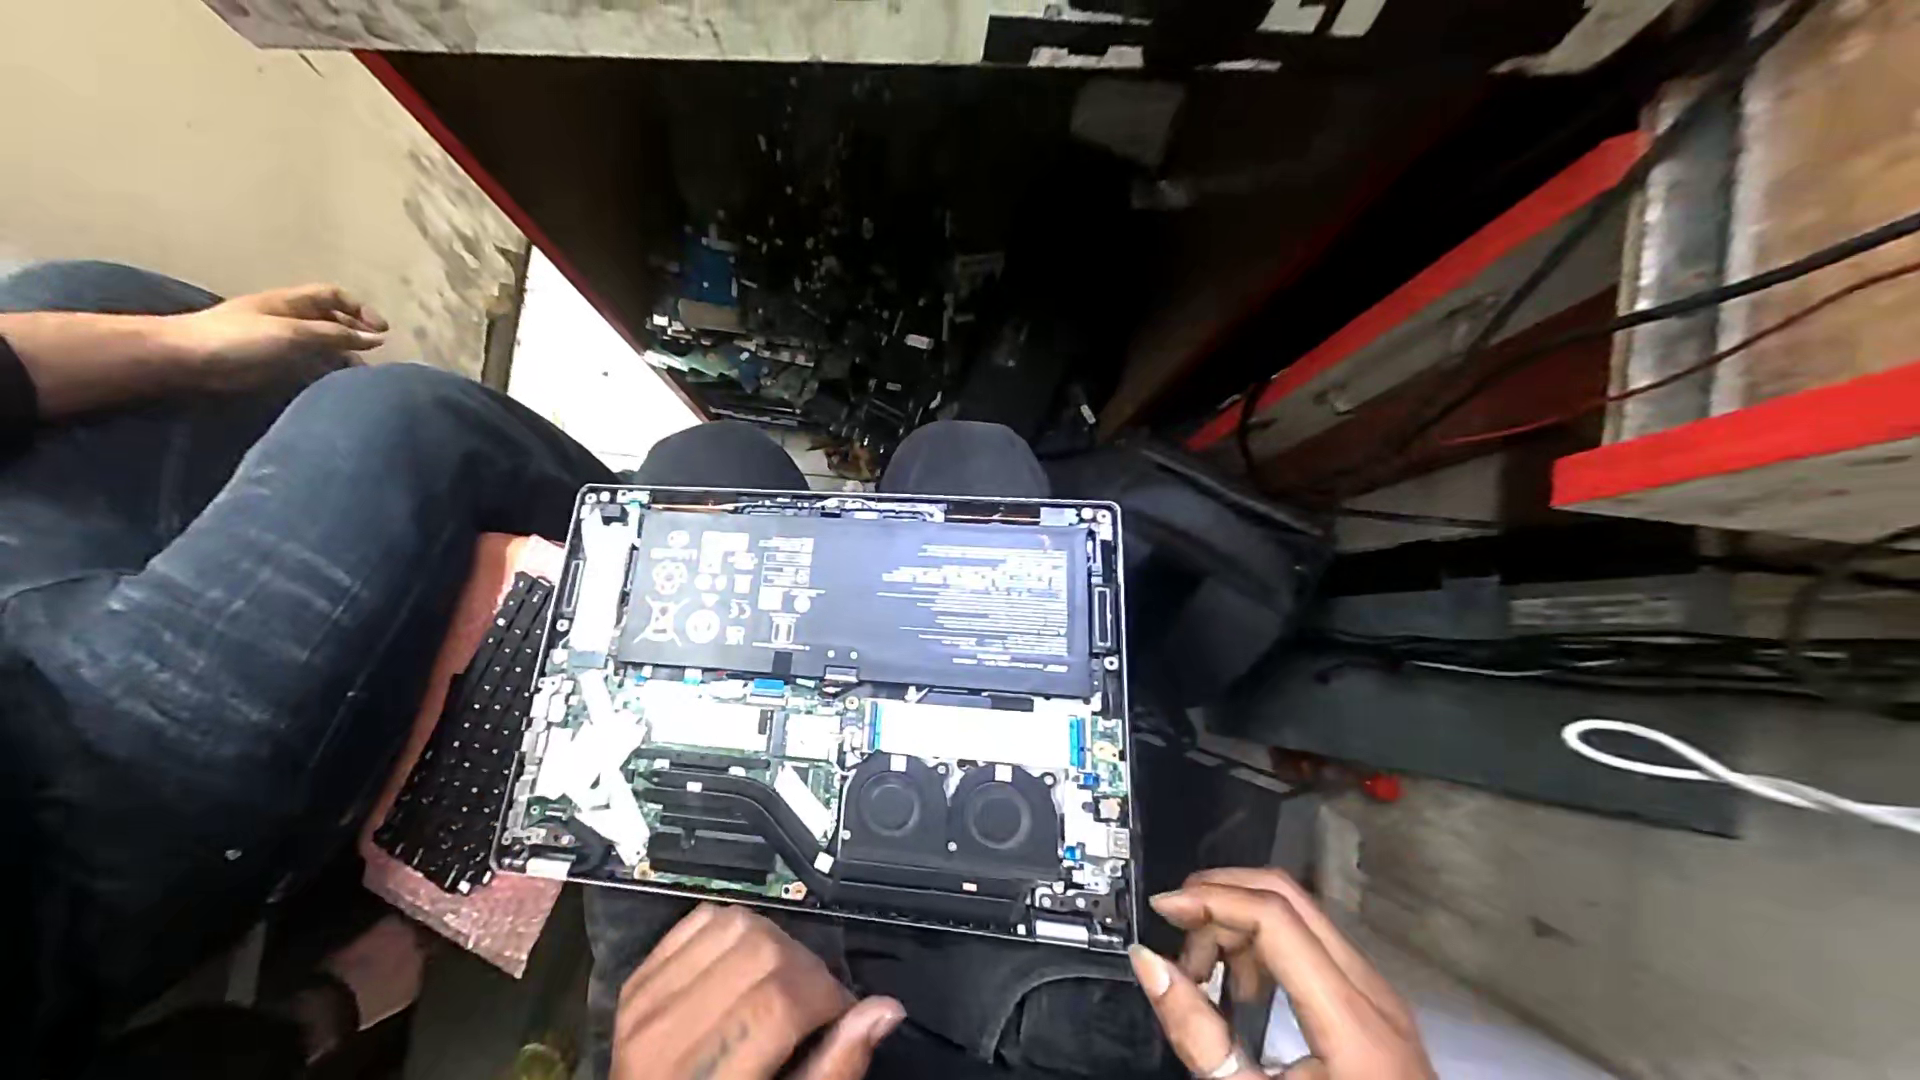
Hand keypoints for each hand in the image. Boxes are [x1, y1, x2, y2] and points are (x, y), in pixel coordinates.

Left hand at [164, 283, 387, 386]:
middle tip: (377, 349)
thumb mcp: (293, 332)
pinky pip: (317, 362)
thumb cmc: (238, 338)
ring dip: (349, 352)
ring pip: (328, 342)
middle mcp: (291, 318)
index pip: (334, 296)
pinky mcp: (280, 363)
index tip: (382, 330)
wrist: (187, 360)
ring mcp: (285, 341)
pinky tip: (344, 379)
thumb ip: (337, 334)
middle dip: (359, 331)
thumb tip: (377, 339)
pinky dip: (335, 368)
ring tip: (365, 369)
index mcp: (291, 303)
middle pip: (334, 318)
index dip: (361, 308)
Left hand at [611, 903, 904, 1079]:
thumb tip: (887, 1009)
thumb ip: (834, 1069)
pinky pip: (701, 920)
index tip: (841, 1012)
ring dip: (775, 942)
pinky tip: (746, 961)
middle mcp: (663, 1041)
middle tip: (815, 999)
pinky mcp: (637, 982)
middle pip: (762, 954)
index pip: (779, 1003)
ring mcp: (644, 1006)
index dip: (827, 996)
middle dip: (807, 969)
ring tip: (783, 979)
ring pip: (736, 925)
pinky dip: (735, 929)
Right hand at [1128, 867, 1433, 1079]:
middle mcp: (1374, 992)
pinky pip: (1308, 937)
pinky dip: (1261, 939)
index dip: (1211, 899)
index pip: (1274, 917)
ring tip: (1206, 973)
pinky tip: (1241, 986)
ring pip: (1296, 909)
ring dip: (1237, 919)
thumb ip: (1196, 1033)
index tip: (1162, 909)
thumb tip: (1147, 959)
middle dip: (1220, 897)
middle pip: (1286, 895)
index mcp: (1354, 1026)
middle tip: (1178, 936)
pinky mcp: (1372, 1000)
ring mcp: (1378, 992)